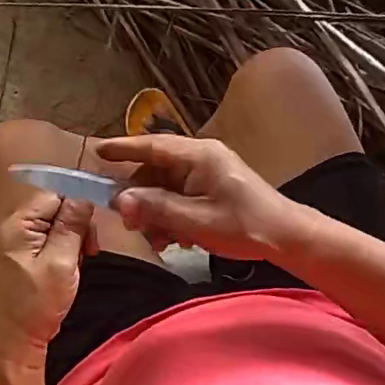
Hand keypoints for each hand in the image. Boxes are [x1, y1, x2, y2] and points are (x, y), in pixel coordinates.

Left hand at [0, 192, 93, 367]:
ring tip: (82, 260)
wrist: (18, 340)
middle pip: (59, 206)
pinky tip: (74, 265)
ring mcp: (23, 241)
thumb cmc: (37, 302)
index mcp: (20, 222)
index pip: (56, 193)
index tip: (92, 230)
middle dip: (80, 224)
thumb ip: (72, 225)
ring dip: (77, 238)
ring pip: (61, 224)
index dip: (78, 206)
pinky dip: (70, 249)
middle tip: (89, 251)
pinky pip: (56, 239)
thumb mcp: (61, 262)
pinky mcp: (30, 254)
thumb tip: (85, 194)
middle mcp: (19, 226)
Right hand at [97, 135, 308, 261]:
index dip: (123, 148)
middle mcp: (201, 157)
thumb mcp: (194, 220)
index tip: (97, 150)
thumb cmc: (243, 225)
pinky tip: (172, 238)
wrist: (286, 237)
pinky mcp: (212, 187)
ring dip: (156, 212)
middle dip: (140, 198)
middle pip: (155, 171)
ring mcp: (207, 172)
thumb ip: (155, 208)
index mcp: (198, 155)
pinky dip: (171, 215)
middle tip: (129, 222)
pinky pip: (179, 196)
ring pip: (165, 187)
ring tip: (157, 239)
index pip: (152, 146)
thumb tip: (119, 199)